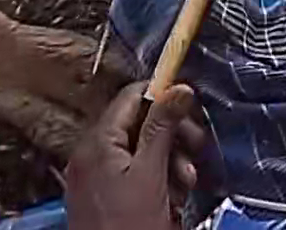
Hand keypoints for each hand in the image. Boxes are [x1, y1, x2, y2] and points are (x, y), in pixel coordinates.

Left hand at [64, 82, 205, 229]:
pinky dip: (152, 177)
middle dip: (169, 134)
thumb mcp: (152, 174)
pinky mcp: (99, 199)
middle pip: (134, 124)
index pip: (130, 98)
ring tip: (187, 180)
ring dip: (166, 158)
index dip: (161, 97)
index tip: (190, 108)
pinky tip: (173, 197)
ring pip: (135, 150)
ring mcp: (92, 178)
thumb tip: (179, 87)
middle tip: (197, 148)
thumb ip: (162, 126)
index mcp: (96, 142)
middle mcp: (88, 154)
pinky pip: (128, 173)